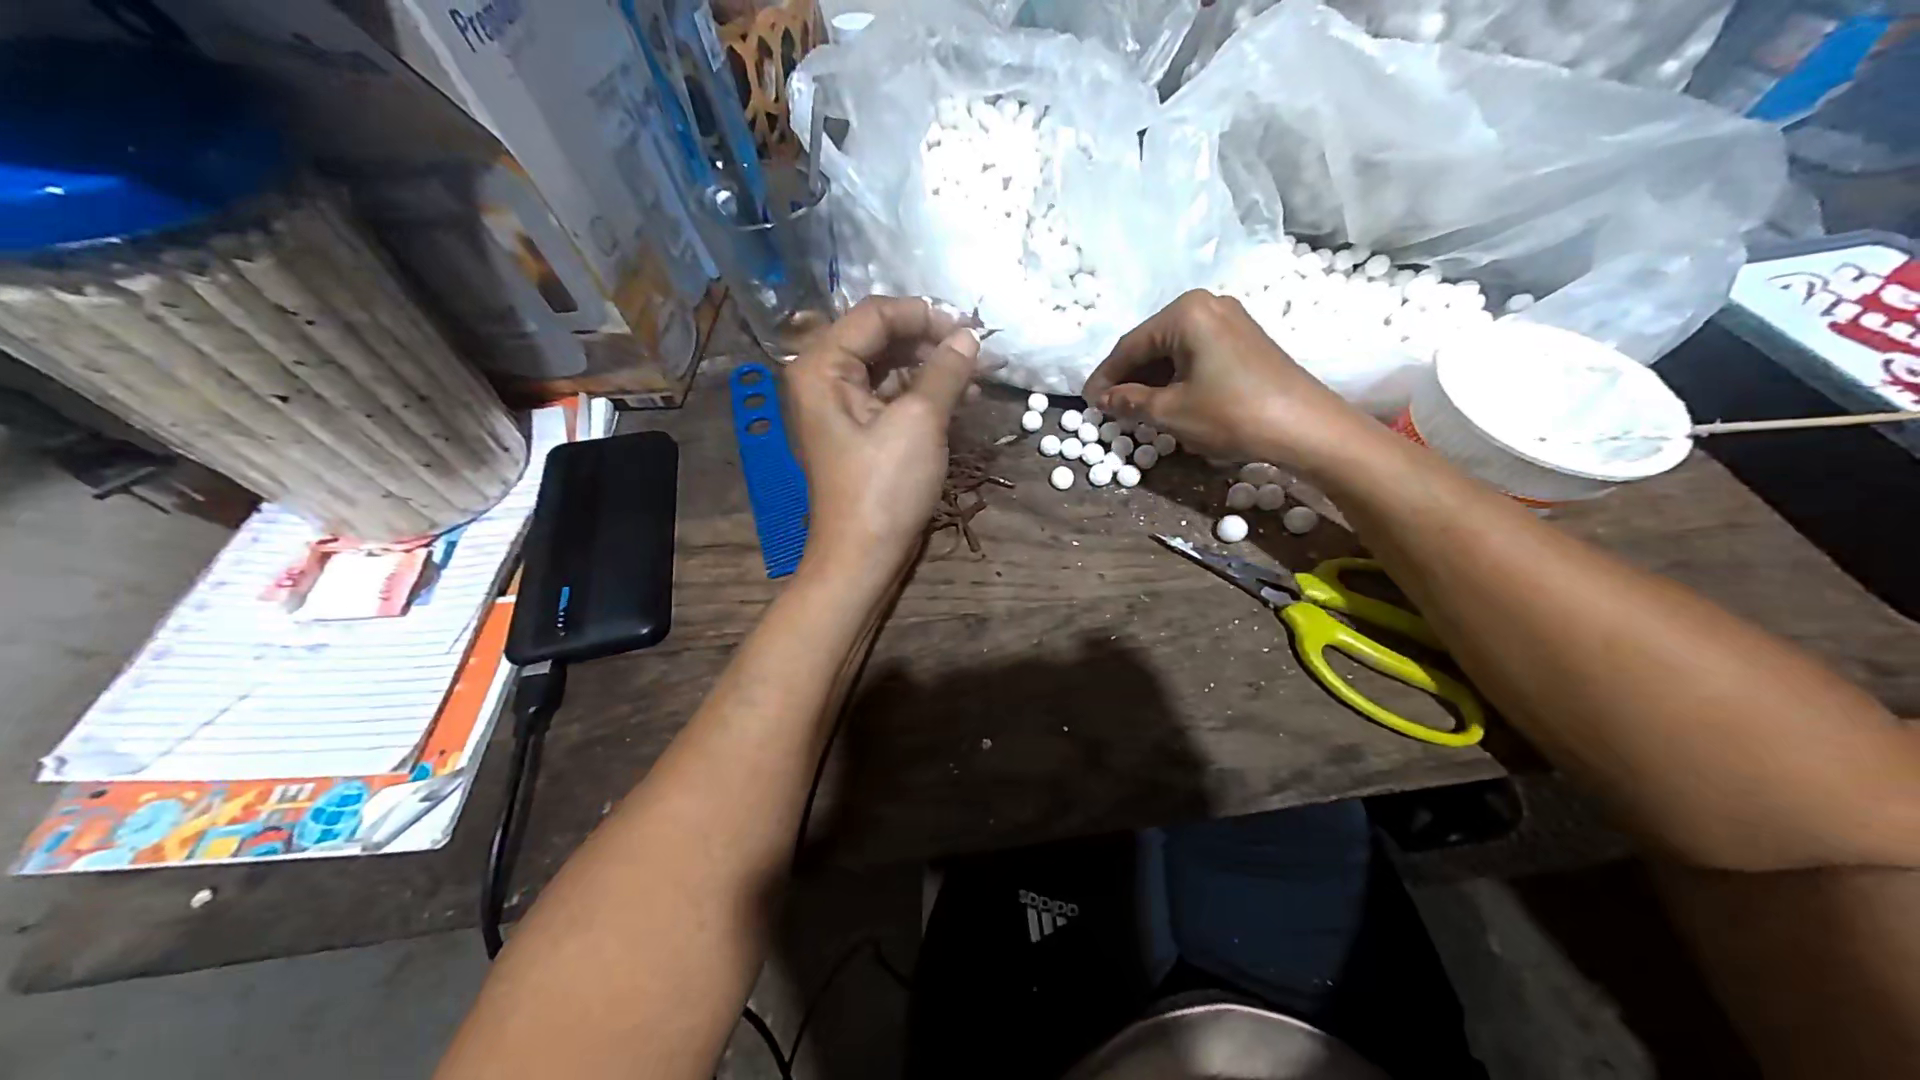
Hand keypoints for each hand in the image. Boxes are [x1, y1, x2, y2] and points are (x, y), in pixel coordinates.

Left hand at [783, 296, 979, 586]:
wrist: (862, 557)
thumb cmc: (884, 489)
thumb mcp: (919, 422)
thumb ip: (945, 371)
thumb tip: (969, 337)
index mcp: (821, 366)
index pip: (875, 314)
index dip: (924, 315)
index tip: (970, 331)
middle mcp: (823, 378)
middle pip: (881, 337)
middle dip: (931, 341)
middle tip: (978, 353)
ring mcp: (840, 406)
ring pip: (890, 366)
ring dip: (933, 368)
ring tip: (977, 378)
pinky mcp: (860, 431)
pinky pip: (892, 396)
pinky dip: (924, 393)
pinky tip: (960, 399)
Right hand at [1083, 290, 1369, 467]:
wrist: (1305, 426)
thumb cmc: (1231, 414)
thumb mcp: (1171, 412)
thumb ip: (1130, 402)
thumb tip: (1103, 399)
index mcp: (1185, 313)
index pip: (1130, 346)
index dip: (1105, 377)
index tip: (1087, 402)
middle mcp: (1206, 305)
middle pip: (1151, 344)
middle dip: (1127, 378)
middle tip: (1107, 407)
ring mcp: (1229, 319)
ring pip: (1173, 350)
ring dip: (1151, 379)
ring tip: (1132, 409)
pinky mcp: (1244, 338)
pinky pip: (1195, 353)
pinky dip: (1175, 376)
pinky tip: (1165, 399)